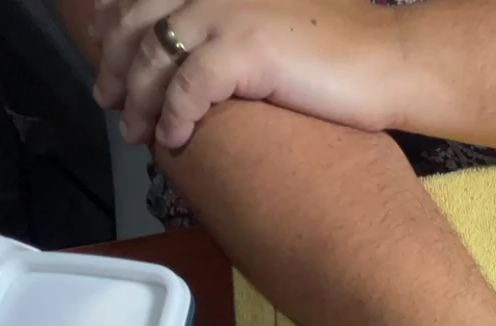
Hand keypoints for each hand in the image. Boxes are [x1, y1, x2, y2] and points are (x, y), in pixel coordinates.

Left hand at [91, 0, 404, 147]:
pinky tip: (172, 140)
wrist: (388, 62)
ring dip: (139, 99)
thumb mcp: (281, 29)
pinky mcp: (245, 51)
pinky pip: (190, 87)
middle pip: (139, 23)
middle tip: (109, 103)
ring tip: (135, 134)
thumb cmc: (347, 56)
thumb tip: (219, 64)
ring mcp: (227, 16)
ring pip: (156, 58)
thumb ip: (243, 31)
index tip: (108, 58)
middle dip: (116, 66)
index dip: (117, 25)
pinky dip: (175, 116)